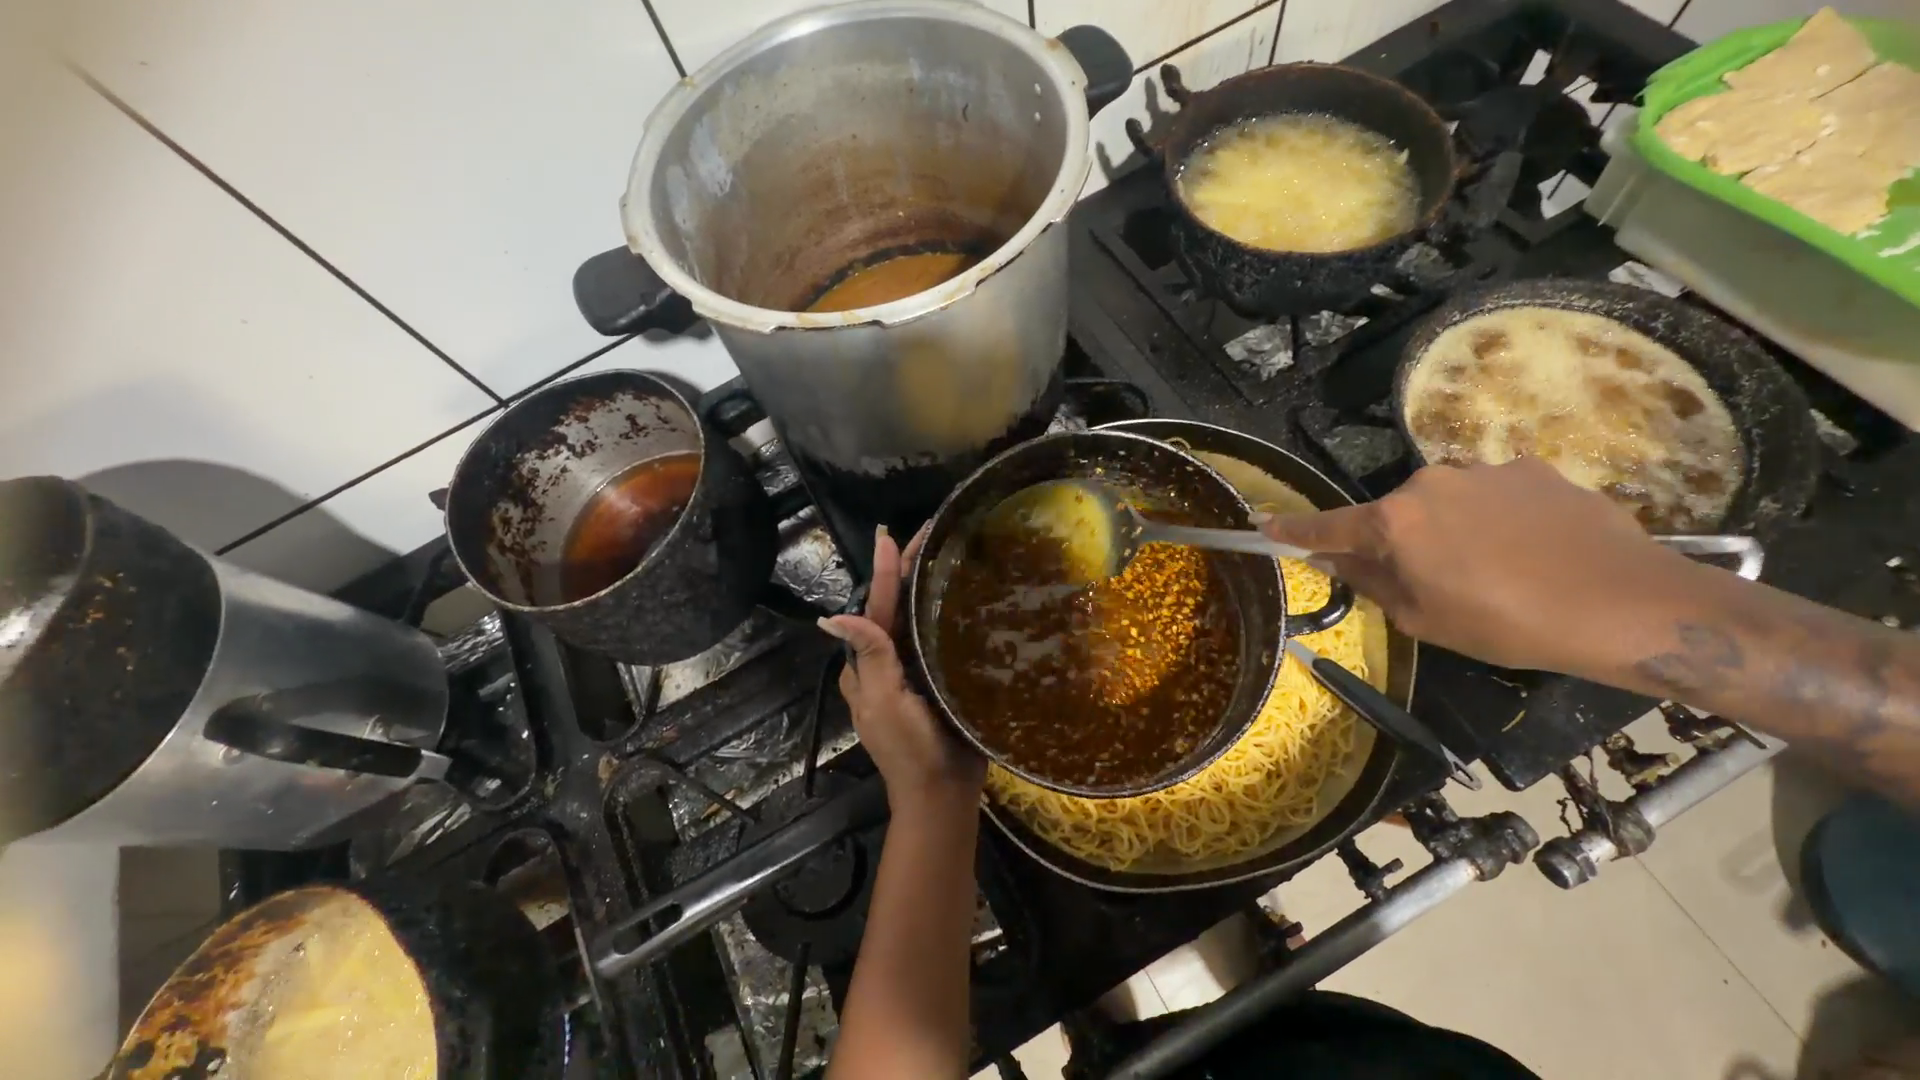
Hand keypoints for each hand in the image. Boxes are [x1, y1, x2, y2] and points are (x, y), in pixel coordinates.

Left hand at [818, 526, 985, 818]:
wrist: (943, 794)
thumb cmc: (910, 749)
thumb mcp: (883, 703)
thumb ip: (868, 657)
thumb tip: (831, 616)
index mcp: (867, 664)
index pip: (875, 607)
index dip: (884, 571)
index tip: (891, 534)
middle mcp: (886, 663)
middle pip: (895, 607)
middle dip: (908, 569)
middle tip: (932, 532)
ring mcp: (912, 673)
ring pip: (916, 619)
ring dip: (927, 585)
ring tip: (946, 552)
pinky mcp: (937, 682)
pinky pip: (936, 639)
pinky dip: (944, 613)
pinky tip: (963, 597)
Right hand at [1260, 458, 1696, 673]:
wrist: (1626, 605)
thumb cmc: (1509, 624)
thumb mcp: (1425, 620)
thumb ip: (1372, 582)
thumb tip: (1339, 559)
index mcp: (1396, 521)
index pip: (1330, 526)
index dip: (1295, 531)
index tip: (1263, 525)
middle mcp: (1431, 482)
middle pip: (1394, 513)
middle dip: (1400, 541)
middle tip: (1433, 583)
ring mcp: (1486, 470)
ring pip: (1446, 502)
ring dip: (1453, 530)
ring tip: (1497, 570)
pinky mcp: (1534, 468)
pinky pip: (1494, 494)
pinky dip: (1498, 519)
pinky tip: (1533, 551)